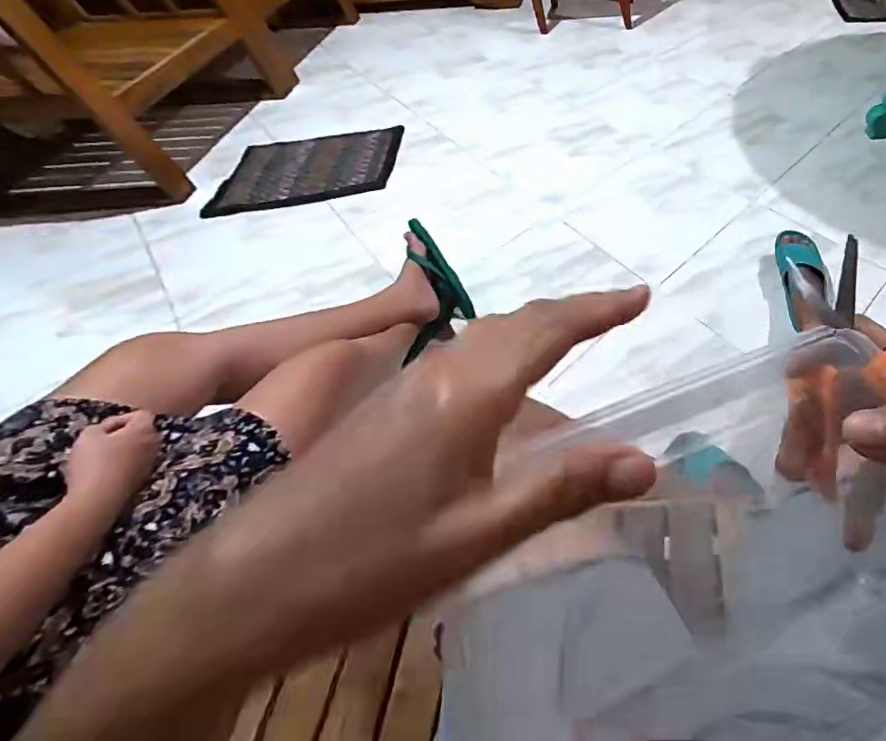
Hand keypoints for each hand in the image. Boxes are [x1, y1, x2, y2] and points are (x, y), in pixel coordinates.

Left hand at [30, 287, 661, 732]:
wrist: (239, 589)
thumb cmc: (368, 562)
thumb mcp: (479, 534)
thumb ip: (564, 488)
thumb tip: (646, 464)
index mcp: (469, 394)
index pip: (549, 330)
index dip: (599, 309)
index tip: (641, 296)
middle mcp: (440, 372)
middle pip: (520, 321)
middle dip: (575, 312)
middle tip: (620, 313)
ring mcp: (409, 384)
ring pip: (489, 335)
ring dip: (540, 328)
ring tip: (580, 339)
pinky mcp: (388, 404)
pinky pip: (464, 358)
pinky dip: (507, 352)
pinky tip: (512, 391)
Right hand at [807, 317, 885, 598]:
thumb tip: (850, 427)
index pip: (866, 341)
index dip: (825, 343)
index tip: (788, 375)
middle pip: (849, 389)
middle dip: (815, 415)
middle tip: (793, 465)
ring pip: (854, 430)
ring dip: (827, 454)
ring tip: (810, 492)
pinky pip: (873, 473)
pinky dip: (854, 492)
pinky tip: (851, 528)